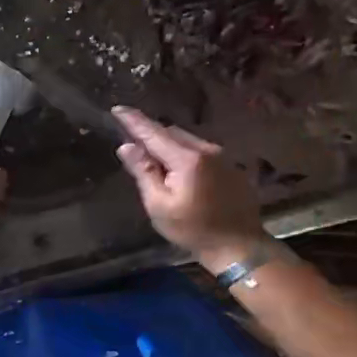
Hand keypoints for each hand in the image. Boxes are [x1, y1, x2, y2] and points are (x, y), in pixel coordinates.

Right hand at [112, 107, 265, 270]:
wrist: (240, 248)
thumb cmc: (192, 229)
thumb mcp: (158, 204)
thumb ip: (143, 171)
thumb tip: (126, 146)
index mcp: (187, 159)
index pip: (153, 133)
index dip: (133, 121)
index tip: (117, 109)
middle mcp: (207, 150)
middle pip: (171, 132)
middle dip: (150, 135)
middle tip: (133, 147)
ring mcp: (223, 158)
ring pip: (187, 140)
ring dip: (168, 145)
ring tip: (155, 162)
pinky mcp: (231, 167)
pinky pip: (201, 150)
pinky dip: (184, 153)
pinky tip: (179, 172)